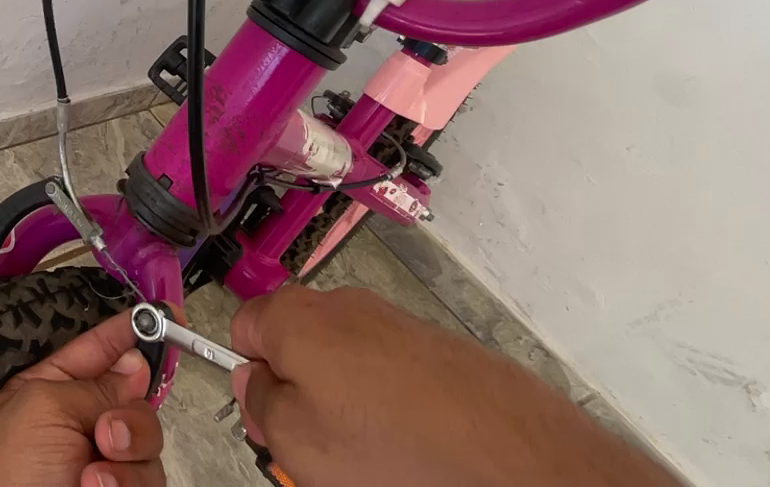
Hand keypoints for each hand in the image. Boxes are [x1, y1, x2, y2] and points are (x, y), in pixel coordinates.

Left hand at [0, 311, 165, 486]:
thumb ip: (92, 385)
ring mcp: (104, 464)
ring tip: (90, 479)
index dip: (127, 331)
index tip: (164, 313)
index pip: (97, 350)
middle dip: (129, 415)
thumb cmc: (10, 473)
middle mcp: (81, 423)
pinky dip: (126, 485)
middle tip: (107, 435)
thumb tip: (134, 362)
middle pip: (134, 397)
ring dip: (126, 456)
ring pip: (148, 442)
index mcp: (50, 388)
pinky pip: (150, 479)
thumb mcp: (42, 409)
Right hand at [227, 285, 680, 486]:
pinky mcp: (444, 346)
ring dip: (349, 399)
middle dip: (300, 389)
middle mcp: (341, 303)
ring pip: (348, 359)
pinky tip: (422, 445)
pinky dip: (397, 403)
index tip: (272, 421)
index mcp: (294, 314)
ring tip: (379, 454)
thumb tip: (254, 381)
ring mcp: (397, 320)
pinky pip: (396, 370)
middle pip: (296, 341)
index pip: (242, 327)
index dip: (251, 377)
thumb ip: (256, 405)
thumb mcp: (296, 443)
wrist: (527, 465)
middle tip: (324, 448)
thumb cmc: (396, 452)